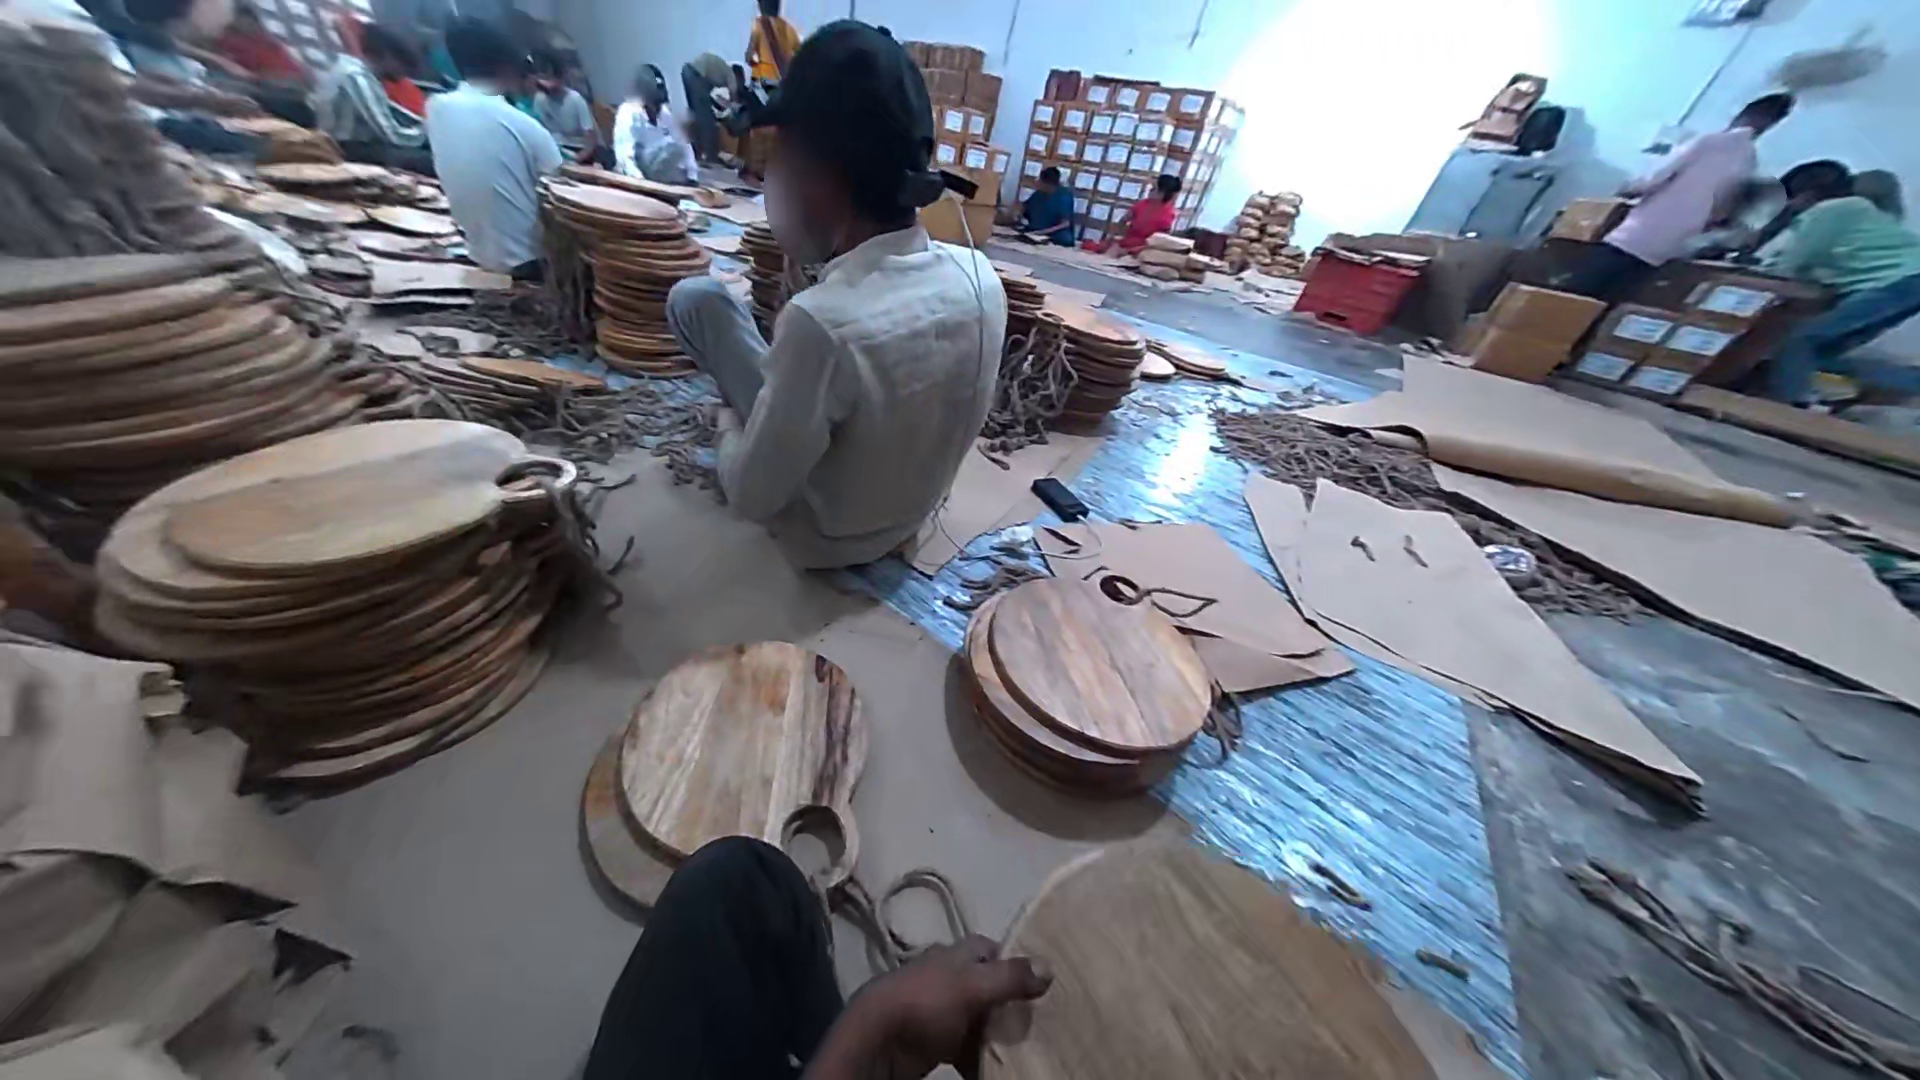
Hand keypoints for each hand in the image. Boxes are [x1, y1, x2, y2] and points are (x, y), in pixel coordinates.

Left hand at [808, 936, 1050, 1079]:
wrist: (879, 1037)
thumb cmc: (928, 1000)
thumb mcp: (973, 985)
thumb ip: (1010, 976)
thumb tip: (1049, 966)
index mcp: (960, 952)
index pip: (995, 950)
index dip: (1018, 964)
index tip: (1043, 986)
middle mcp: (952, 974)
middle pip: (990, 987)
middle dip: (1012, 1006)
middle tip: (1039, 1026)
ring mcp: (943, 1007)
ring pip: (980, 1019)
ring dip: (997, 1036)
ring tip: (1022, 1052)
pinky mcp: (935, 1039)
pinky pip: (965, 1046)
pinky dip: (978, 1058)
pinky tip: (991, 1070)